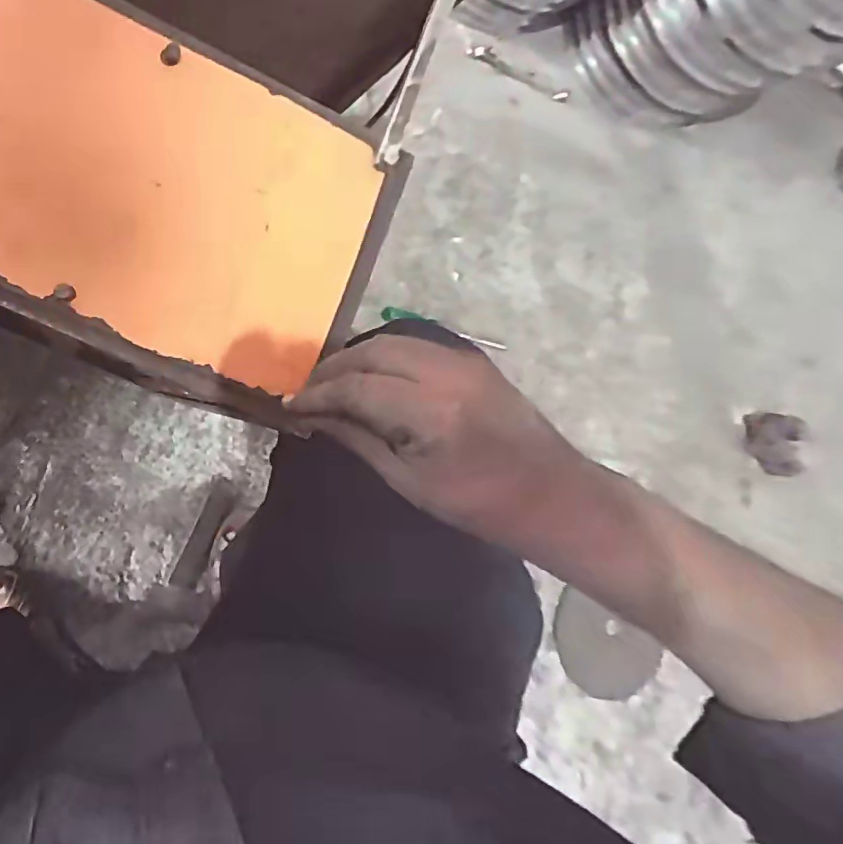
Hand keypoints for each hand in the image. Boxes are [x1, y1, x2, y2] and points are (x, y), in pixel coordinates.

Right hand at [288, 333, 603, 547]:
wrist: (553, 495)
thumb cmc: (475, 502)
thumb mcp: (405, 478)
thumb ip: (354, 437)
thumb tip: (310, 416)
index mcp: (430, 412)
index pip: (355, 387)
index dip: (316, 395)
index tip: (289, 406)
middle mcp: (446, 374)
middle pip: (369, 353)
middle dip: (331, 370)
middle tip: (306, 393)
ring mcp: (463, 361)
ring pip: (389, 341)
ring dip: (354, 358)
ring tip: (331, 383)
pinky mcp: (471, 359)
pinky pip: (413, 344)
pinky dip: (381, 354)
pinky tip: (367, 375)